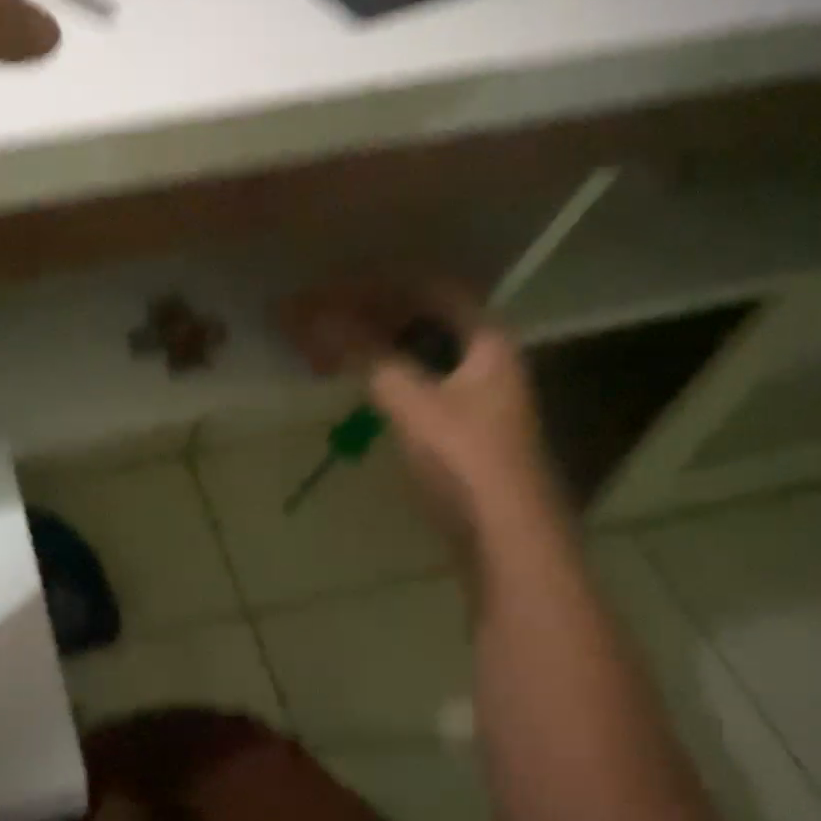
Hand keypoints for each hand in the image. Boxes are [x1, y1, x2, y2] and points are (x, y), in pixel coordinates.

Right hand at [282, 286, 564, 544]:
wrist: (506, 535)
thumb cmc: (467, 459)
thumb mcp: (413, 401)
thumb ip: (365, 355)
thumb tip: (314, 316)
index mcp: (487, 342)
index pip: (432, 290)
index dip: (382, 284)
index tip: (335, 288)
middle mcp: (484, 358)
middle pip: (421, 319)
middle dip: (368, 314)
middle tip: (320, 317)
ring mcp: (472, 391)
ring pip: (413, 350)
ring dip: (368, 343)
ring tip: (323, 346)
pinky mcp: (455, 423)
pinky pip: (410, 379)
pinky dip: (376, 371)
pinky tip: (346, 377)